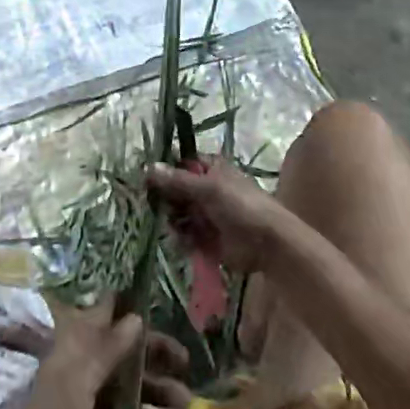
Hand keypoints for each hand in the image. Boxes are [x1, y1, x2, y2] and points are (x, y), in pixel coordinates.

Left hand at [0, 304, 190, 408]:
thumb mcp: (78, 375)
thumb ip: (108, 346)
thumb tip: (137, 316)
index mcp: (77, 345)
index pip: (106, 313)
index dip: (129, 305)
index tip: (158, 301)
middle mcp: (92, 367)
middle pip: (130, 350)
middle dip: (157, 353)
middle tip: (183, 359)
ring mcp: (102, 400)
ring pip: (139, 384)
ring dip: (163, 388)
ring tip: (184, 399)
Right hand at [147, 159, 293, 273]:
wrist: (266, 243)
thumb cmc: (241, 205)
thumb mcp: (210, 188)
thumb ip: (179, 180)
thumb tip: (149, 167)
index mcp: (210, 169)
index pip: (180, 164)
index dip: (163, 170)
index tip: (143, 179)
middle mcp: (205, 189)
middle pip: (174, 190)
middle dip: (163, 198)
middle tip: (150, 205)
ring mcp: (204, 214)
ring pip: (176, 213)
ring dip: (170, 219)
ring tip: (173, 224)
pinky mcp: (204, 238)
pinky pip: (183, 235)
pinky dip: (180, 238)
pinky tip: (182, 240)